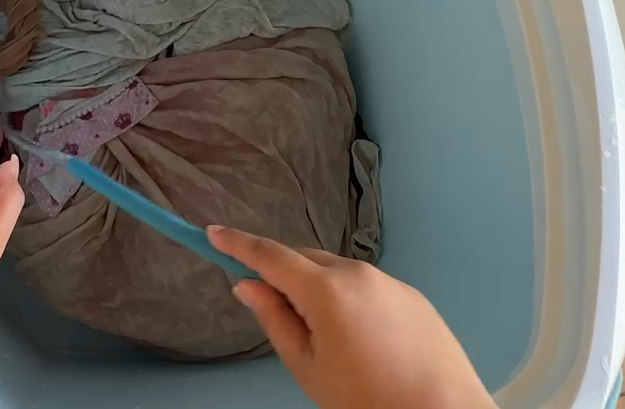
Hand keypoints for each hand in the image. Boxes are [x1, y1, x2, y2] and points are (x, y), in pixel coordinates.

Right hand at [209, 225, 495, 408]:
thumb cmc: (368, 402)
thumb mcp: (309, 369)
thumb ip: (274, 320)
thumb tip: (247, 285)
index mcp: (325, 289)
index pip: (269, 255)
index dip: (237, 244)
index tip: (213, 233)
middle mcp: (355, 271)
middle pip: (303, 259)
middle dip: (283, 272)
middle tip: (274, 306)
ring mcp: (387, 279)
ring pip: (335, 270)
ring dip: (317, 286)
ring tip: (327, 336)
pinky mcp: (411, 294)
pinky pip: (366, 285)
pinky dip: (349, 298)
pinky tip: (362, 338)